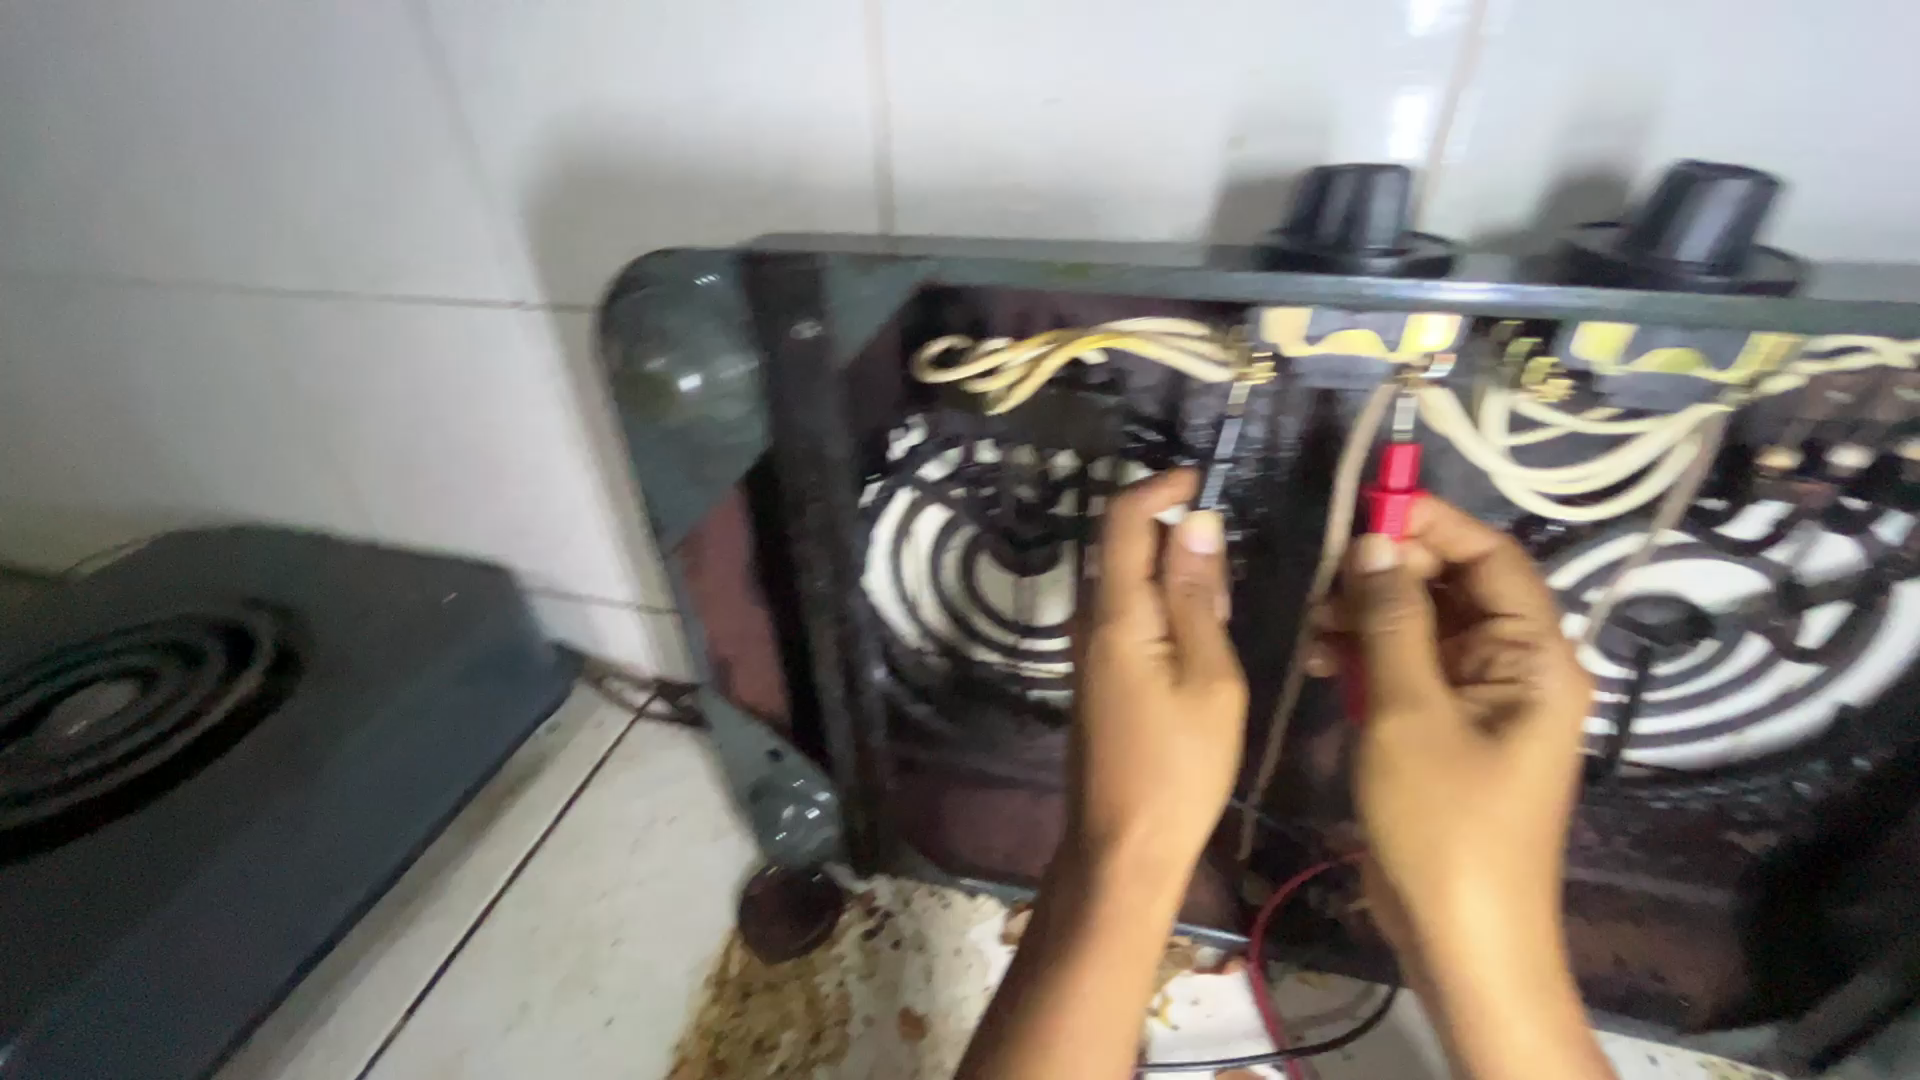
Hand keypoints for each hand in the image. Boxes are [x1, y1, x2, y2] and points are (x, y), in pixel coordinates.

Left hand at [1069, 469, 1247, 877]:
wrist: (1124, 841)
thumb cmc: (1180, 764)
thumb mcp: (1209, 675)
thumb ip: (1195, 595)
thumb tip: (1195, 521)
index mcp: (1116, 613)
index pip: (1122, 520)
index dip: (1159, 488)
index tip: (1205, 481)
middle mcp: (1089, 620)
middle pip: (1119, 546)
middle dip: (1170, 532)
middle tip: (1227, 564)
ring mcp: (1086, 648)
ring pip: (1124, 581)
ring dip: (1168, 572)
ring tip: (1221, 607)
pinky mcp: (1095, 673)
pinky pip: (1123, 615)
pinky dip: (1158, 605)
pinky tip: (1196, 640)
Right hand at [1316, 498, 1591, 953]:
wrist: (1456, 930)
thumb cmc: (1442, 820)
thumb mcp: (1407, 710)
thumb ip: (1391, 621)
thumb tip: (1371, 544)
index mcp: (1534, 657)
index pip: (1491, 557)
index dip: (1430, 524)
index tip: (1361, 507)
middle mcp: (1513, 666)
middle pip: (1451, 587)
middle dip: (1385, 573)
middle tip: (1321, 576)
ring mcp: (1475, 696)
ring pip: (1419, 624)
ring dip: (1365, 614)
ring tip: (1310, 624)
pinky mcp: (1441, 722)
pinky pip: (1404, 664)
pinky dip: (1362, 653)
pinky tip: (1318, 659)